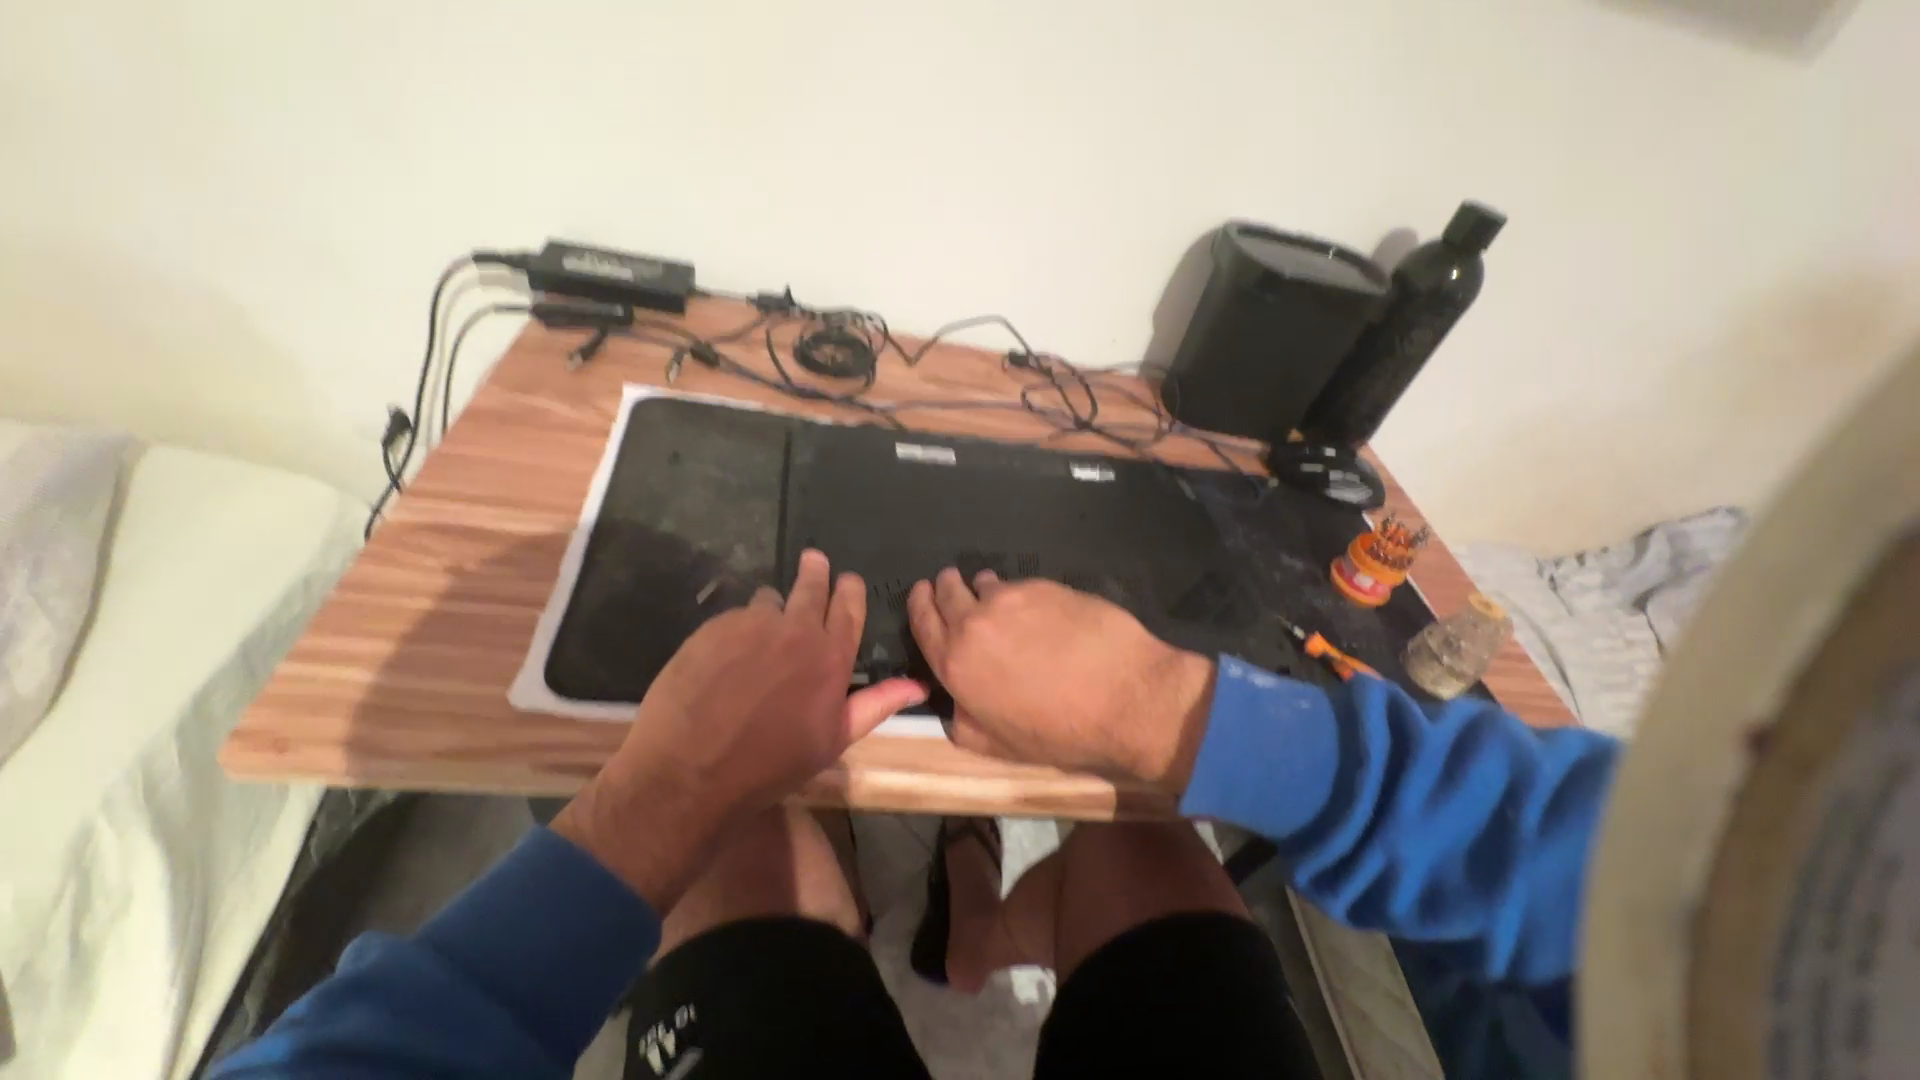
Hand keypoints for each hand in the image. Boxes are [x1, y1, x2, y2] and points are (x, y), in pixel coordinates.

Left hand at [555, 550, 925, 909]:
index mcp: (831, 656)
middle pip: (811, 585)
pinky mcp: (714, 627)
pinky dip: (738, 627)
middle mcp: (797, 629)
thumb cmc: (771, 764)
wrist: (692, 770)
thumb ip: (875, 704)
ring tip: (764, 627)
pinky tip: (728, 654)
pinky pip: (735, 615)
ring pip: (770, 599)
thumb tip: (918, 685)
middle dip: (816, 571)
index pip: (849, 607)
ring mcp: (752, 624)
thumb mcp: (833, 740)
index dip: (849, 590)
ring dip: (774, 607)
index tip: (847, 580)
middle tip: (814, 560)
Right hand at [906, 569, 1215, 788]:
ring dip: (983, 588)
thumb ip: (965, 725)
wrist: (1124, 698)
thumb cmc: (1060, 732)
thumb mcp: (999, 747)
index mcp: (955, 663)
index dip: (919, 604)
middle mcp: (975, 623)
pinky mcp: (1046, 586)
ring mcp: (1011, 599)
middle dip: (945, 587)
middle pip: (948, 592)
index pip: (922, 621)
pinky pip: (1021, 585)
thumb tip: (954, 708)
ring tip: (994, 596)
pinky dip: (1020, 593)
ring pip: (986, 584)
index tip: (922, 592)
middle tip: (950, 585)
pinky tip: (1036, 607)